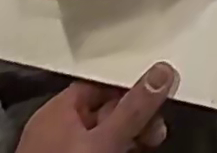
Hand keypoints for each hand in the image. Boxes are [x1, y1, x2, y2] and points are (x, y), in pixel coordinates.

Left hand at [15, 62, 178, 152]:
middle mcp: (53, 133)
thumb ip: (134, 108)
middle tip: (157, 130)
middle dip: (134, 119)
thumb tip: (162, 73)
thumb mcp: (105, 142)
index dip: (130, 88)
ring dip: (130, 139)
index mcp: (56, 112)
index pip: (100, 84)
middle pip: (104, 112)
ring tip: (151, 143)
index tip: (157, 94)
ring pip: (101, 138)